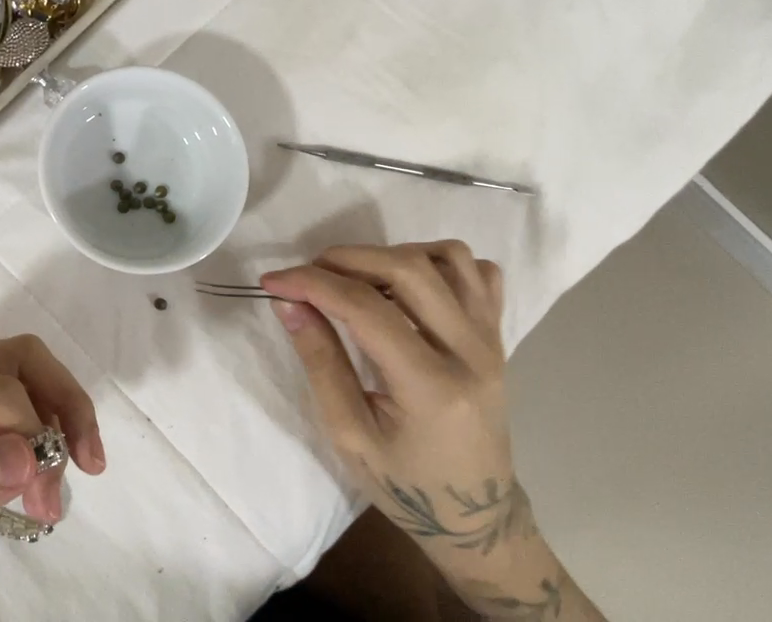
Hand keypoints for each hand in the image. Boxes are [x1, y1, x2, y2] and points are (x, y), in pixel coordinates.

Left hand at [0, 334, 105, 616]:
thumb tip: (26, 455)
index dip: (31, 427)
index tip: (41, 487)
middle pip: (22, 360)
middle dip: (62, 406)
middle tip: (87, 466)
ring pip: (29, 377)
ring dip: (61, 421)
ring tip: (59, 491)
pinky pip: (23, 404)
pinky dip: (48, 434)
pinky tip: (47, 481)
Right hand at [264, 242, 604, 619]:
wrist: (474, 517)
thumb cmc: (405, 484)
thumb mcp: (348, 435)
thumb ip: (321, 362)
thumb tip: (289, 302)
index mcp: (431, 387)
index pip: (366, 307)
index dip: (311, 283)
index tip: (273, 281)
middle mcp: (471, 354)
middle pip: (408, 269)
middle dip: (344, 259)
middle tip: (306, 275)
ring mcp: (492, 342)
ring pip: (447, 258)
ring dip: (391, 254)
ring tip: (356, 279)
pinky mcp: (498, 338)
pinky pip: (478, 273)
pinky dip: (439, 262)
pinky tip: (407, 286)